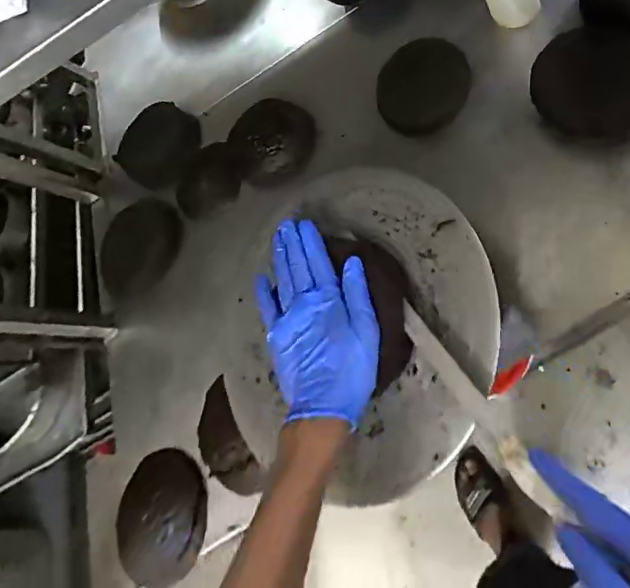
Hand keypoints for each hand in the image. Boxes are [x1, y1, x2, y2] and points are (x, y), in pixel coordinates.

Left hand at [254, 219, 379, 427]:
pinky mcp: (276, 336)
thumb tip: (352, 261)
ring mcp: (287, 318)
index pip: (317, 262)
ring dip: (280, 257)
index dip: (310, 242)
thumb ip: (357, 294)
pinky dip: (264, 291)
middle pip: (297, 266)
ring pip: (282, 280)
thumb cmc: (352, 369)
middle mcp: (304, 302)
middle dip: (292, 243)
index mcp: (328, 299)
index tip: (304, 224)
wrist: (322, 406)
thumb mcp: (367, 331)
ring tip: (278, 239)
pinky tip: (262, 277)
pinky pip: (268, 308)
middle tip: (286, 224)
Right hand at [529, 450, 629, 587]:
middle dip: (587, 537)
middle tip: (577, 566)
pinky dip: (626, 565)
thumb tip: (566, 529)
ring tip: (609, 578)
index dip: (560, 479)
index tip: (534, 452)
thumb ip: (596, 570)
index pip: (595, 506)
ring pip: (625, 543)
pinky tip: (627, 581)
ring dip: (608, 557)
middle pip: (610, 527)